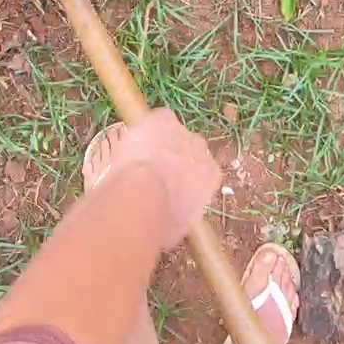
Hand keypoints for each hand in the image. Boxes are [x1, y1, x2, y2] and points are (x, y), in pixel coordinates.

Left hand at [103, 108, 219, 249]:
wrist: (145, 196)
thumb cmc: (161, 219)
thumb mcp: (177, 224)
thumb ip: (179, 212)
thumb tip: (168, 221)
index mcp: (210, 176)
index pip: (201, 170)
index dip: (183, 176)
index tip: (169, 185)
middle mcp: (202, 151)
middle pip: (188, 148)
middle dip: (172, 157)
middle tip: (151, 172)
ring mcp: (183, 132)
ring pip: (170, 133)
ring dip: (157, 143)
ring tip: (137, 158)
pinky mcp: (165, 119)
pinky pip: (158, 118)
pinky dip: (146, 126)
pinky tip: (133, 140)